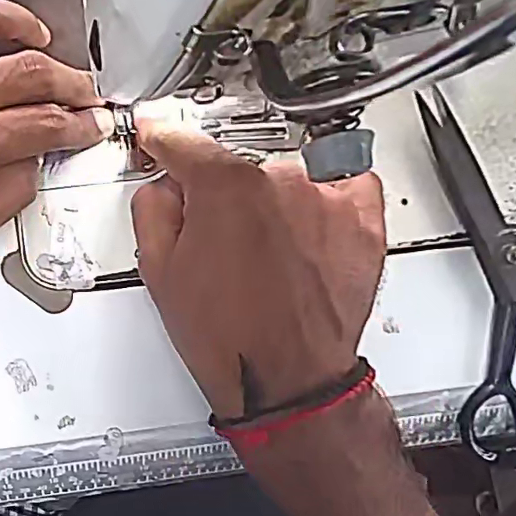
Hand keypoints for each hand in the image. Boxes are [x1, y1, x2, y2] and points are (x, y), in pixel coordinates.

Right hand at [133, 112, 385, 420]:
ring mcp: (326, 196)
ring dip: (269, 201)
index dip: (161, 140)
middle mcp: (279, 181)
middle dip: (219, 193)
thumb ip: (152, 207)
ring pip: (283, 176)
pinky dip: (319, 200)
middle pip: (235, 164)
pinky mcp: (363, 217)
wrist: (286, 377)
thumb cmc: (228, 336)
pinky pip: (339, 182)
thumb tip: (164, 186)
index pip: (183, 142)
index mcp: (224, 188)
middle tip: (218, 242)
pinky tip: (302, 236)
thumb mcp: (159, 271)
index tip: (159, 138)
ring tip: (263, 256)